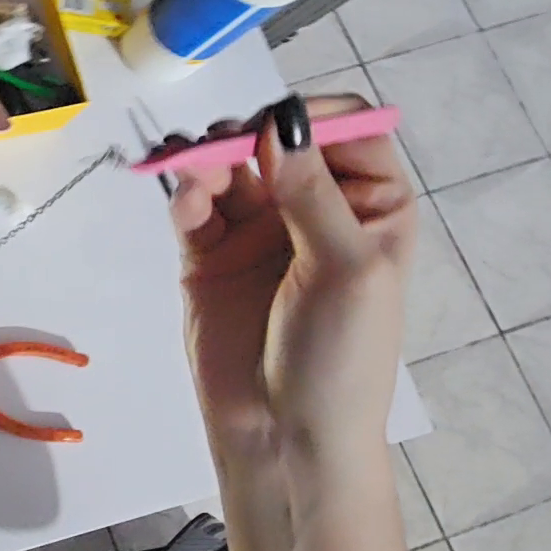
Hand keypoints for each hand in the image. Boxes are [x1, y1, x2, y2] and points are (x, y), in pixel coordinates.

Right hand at [167, 93, 416, 470]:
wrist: (282, 432)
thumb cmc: (339, 353)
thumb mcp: (347, 268)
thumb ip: (311, 193)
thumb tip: (281, 121)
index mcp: (368, 208)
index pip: (345, 134)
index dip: (311, 118)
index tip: (273, 125)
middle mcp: (310, 212)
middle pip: (273, 146)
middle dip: (243, 137)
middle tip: (213, 148)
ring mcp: (255, 234)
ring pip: (227, 173)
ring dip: (205, 162)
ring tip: (185, 170)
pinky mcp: (207, 257)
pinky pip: (194, 211)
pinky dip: (185, 198)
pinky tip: (183, 204)